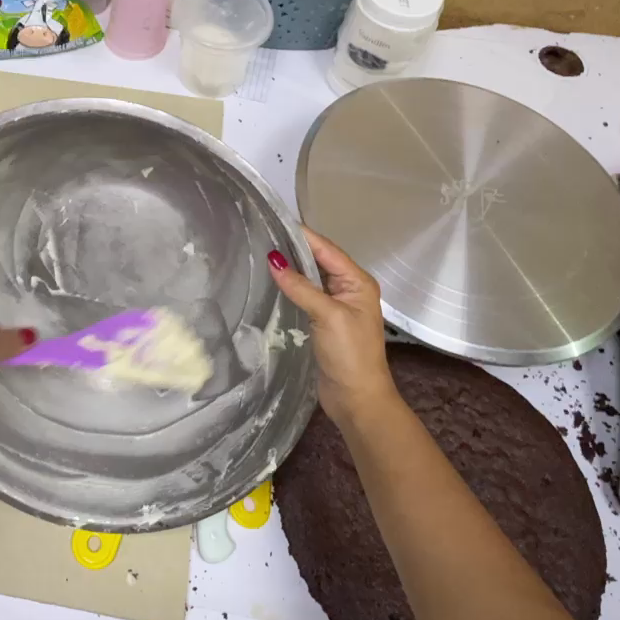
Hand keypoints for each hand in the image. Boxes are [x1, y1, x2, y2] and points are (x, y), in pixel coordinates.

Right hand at [268, 228, 398, 423]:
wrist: (358, 398)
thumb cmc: (350, 354)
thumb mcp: (327, 315)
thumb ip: (301, 287)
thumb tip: (273, 260)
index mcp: (357, 282)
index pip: (326, 249)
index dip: (302, 235)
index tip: (274, 220)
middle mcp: (348, 289)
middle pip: (318, 260)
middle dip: (293, 248)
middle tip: (261, 234)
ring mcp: (336, 306)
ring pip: (310, 277)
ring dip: (291, 267)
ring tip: (261, 253)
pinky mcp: (324, 321)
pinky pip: (305, 295)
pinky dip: (290, 287)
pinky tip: (271, 282)